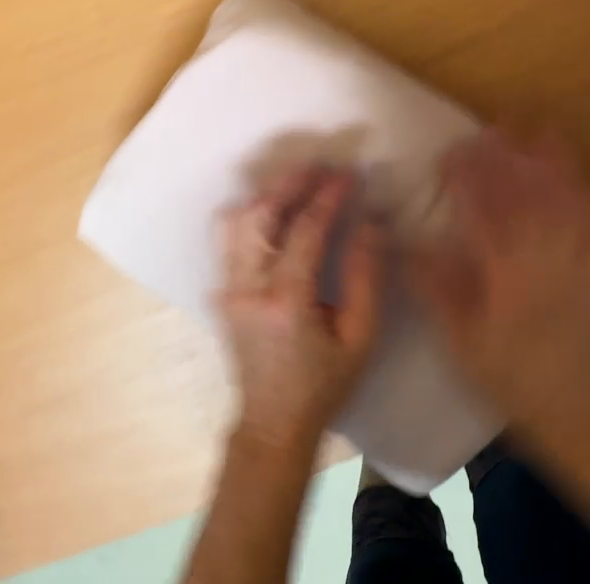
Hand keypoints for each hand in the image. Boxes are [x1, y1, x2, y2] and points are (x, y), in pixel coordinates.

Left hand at [217, 167, 384, 452]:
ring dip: (265, 194)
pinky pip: (225, 239)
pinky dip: (247, 214)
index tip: (348, 174)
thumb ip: (365, 279)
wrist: (272, 423)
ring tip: (295, 182)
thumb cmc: (324, 385)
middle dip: (290, 184)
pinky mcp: (220, 291)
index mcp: (286, 302)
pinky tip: (269, 207)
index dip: (327, 198)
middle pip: (259, 216)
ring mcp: (226, 288)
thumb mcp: (360, 339)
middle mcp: (247, 288)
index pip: (305, 232)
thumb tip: (369, 224)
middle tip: (318, 166)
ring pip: (235, 222)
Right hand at [410, 126, 589, 441]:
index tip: (450, 154)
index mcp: (505, 267)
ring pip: (567, 195)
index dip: (465, 174)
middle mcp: (545, 252)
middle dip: (510, 152)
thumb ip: (435, 286)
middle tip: (496, 123)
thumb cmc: (509, 373)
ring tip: (540, 131)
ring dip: (553, 160)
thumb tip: (406, 245)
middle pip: (527, 188)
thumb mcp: (460, 336)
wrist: (574, 409)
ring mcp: (581, 257)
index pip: (482, 205)